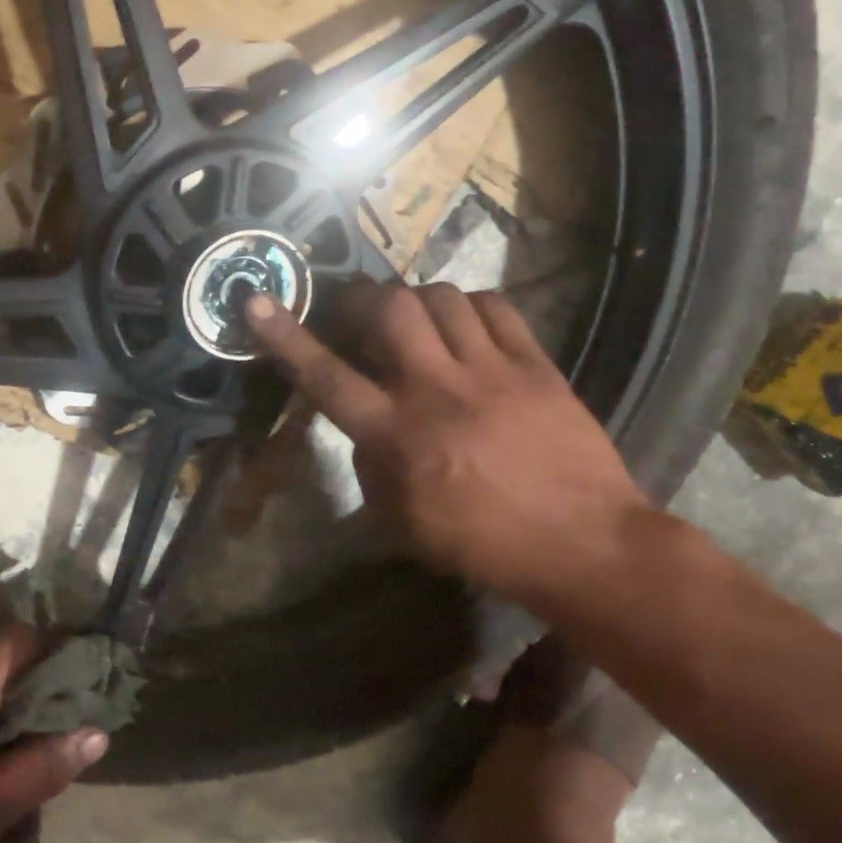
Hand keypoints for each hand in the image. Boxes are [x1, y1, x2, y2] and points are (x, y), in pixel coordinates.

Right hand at [246, 282, 652, 597]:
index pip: (327, 376)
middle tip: (358, 311)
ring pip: (442, 298)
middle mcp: (437, 390)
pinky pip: (495, 308)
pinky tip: (464, 325)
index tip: (257, 303)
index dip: (286, 337)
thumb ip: (372, 463)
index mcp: (397, 435)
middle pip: (390, 309)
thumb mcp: (403, 518)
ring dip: (415, 300)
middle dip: (364, 298)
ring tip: (413, 319)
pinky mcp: (537, 365)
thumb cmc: (482, 543)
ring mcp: (491, 371)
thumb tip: (366, 426)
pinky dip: (468, 306)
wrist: (584, 544)